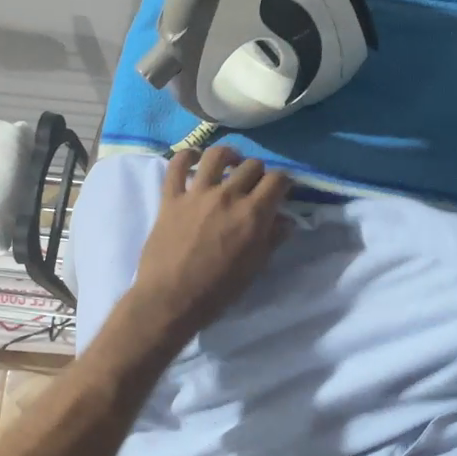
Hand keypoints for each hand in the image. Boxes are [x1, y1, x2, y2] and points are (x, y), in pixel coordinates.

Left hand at [129, 145, 290, 339]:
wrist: (171, 299)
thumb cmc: (217, 291)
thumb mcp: (254, 268)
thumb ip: (271, 239)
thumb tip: (285, 221)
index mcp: (253, 214)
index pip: (278, 180)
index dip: (284, 182)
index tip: (282, 190)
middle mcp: (228, 196)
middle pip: (251, 165)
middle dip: (259, 172)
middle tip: (255, 185)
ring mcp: (197, 193)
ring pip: (217, 156)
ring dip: (228, 156)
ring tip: (230, 163)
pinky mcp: (171, 197)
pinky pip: (177, 165)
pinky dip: (186, 156)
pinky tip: (193, 159)